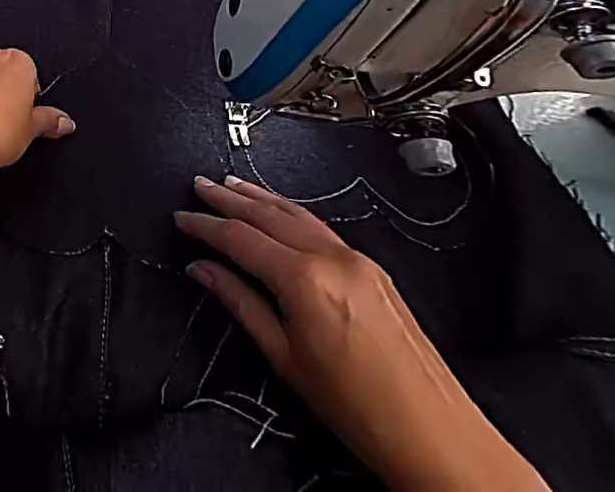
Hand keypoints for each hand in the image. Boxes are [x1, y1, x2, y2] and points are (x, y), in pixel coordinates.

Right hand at [176, 177, 549, 491]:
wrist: (430, 429)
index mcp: (305, 279)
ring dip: (260, 196)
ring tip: (232, 185)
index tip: (183, 217)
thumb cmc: (357, 406)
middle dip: (229, 198)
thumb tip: (204, 270)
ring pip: (296, 213)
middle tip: (201, 186)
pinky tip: (278, 210)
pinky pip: (320, 226)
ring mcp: (355, 257)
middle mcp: (332, 256)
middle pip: (268, 214)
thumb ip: (239, 302)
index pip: (241, 238)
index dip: (206, 226)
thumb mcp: (284, 356)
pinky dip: (290, 212)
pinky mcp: (370, 265)